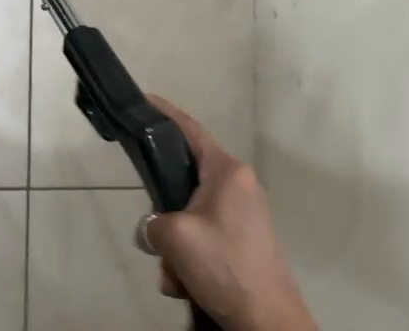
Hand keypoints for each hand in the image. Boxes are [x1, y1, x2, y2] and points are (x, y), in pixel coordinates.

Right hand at [142, 96, 315, 330]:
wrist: (270, 325)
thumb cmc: (225, 265)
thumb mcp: (173, 235)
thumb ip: (150, 221)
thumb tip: (153, 230)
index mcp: (226, 171)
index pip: (188, 128)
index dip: (161, 112)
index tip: (139, 99)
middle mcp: (238, 186)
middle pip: (182, 177)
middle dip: (161, 207)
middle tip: (150, 223)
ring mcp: (242, 215)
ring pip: (188, 213)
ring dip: (173, 242)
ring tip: (174, 269)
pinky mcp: (242, 242)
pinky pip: (201, 236)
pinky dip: (188, 257)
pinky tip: (185, 282)